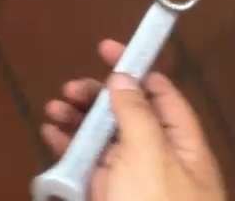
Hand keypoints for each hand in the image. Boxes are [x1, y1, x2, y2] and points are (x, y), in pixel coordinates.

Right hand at [42, 40, 227, 200]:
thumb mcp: (150, 157)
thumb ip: (136, 113)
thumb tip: (124, 77)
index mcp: (183, 150)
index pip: (164, 98)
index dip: (138, 69)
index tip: (106, 48)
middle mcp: (159, 160)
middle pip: (128, 113)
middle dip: (98, 95)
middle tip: (72, 89)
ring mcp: (133, 179)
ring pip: (103, 135)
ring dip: (77, 117)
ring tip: (54, 110)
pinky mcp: (108, 194)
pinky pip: (86, 160)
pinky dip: (67, 143)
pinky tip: (51, 133)